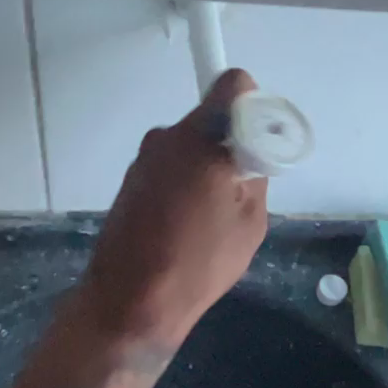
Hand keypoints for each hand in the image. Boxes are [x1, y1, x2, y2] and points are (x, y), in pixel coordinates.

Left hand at [81, 69, 269, 348]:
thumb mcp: (249, 222)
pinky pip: (169, 169)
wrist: (129, 301)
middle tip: (237, 193)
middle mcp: (167, 137)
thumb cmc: (197, 264)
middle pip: (210, 120)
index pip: (233, 86)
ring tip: (207, 220)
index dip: (253, 107)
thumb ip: (253, 177)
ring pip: (188, 147)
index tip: (258, 144)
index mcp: (202, 139)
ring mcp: (143, 159)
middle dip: (229, 146)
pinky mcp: (130, 182)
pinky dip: (182, 186)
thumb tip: (247, 158)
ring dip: (203, 169)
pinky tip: (183, 227)